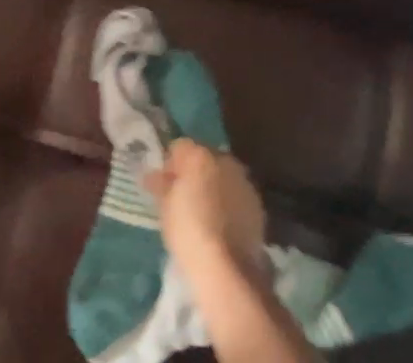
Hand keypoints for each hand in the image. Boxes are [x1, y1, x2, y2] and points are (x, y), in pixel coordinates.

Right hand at [142, 138, 267, 276]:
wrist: (226, 267)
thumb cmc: (187, 231)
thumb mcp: (164, 207)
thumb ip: (160, 185)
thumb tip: (154, 176)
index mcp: (200, 156)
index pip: (180, 147)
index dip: (169, 164)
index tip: (163, 184)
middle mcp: (226, 161)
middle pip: (204, 158)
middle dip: (193, 173)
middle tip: (181, 197)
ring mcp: (245, 182)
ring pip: (223, 176)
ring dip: (212, 187)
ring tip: (201, 212)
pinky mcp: (258, 205)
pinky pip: (236, 195)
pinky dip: (228, 203)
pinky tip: (220, 224)